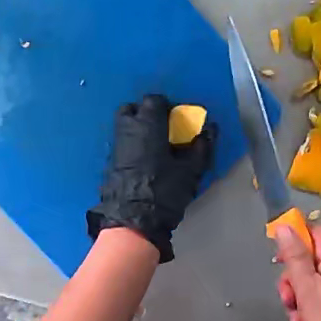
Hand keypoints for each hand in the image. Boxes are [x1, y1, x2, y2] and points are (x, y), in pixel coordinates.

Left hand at [86, 94, 216, 262]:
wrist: (133, 220)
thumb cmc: (164, 191)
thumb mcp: (191, 171)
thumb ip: (202, 147)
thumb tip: (210, 130)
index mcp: (147, 125)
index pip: (154, 100)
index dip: (167, 106)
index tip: (177, 119)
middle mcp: (127, 130)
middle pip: (132, 109)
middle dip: (146, 114)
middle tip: (162, 129)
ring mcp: (116, 146)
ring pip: (124, 126)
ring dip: (137, 129)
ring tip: (154, 146)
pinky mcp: (110, 162)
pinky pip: (121, 143)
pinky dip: (131, 145)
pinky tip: (143, 161)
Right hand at [274, 223, 320, 320]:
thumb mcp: (307, 289)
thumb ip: (295, 257)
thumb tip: (285, 226)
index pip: (314, 230)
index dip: (294, 238)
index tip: (279, 260)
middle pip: (311, 260)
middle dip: (293, 280)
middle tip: (287, 301)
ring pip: (314, 282)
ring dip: (300, 301)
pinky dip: (312, 311)